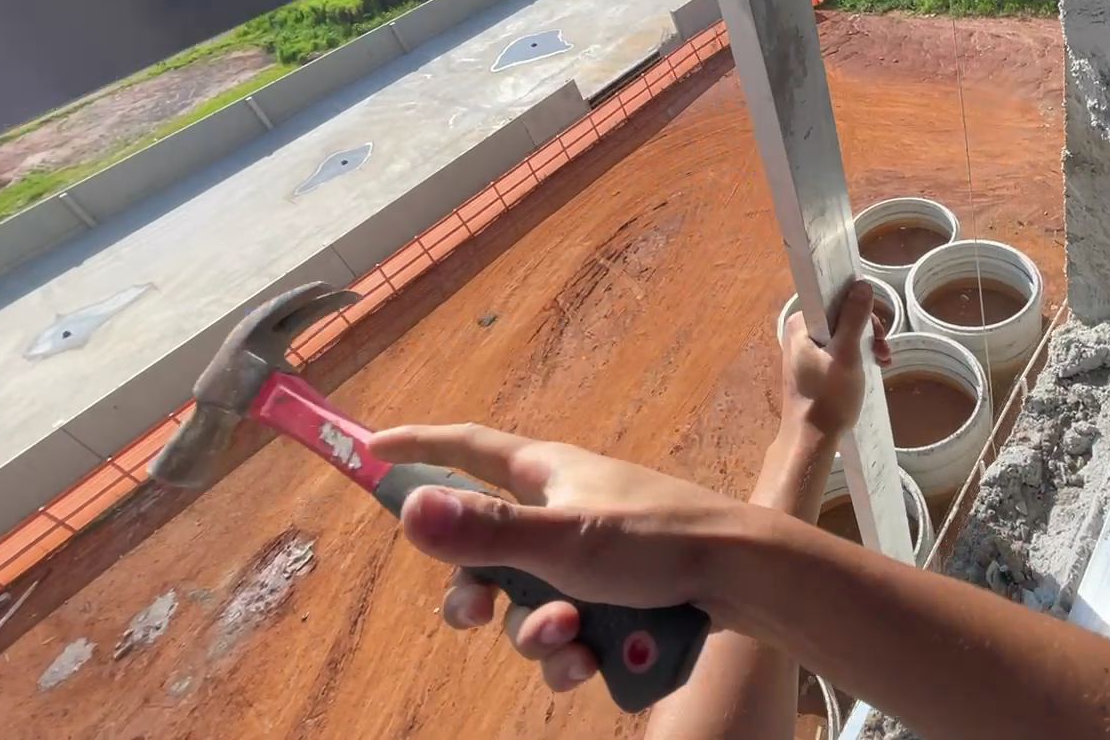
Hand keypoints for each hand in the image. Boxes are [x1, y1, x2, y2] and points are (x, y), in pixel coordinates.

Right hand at [367, 424, 757, 693]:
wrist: (737, 573)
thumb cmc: (653, 539)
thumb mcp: (564, 541)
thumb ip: (487, 532)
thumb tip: (408, 508)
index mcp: (548, 473)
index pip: (470, 447)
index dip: (420, 445)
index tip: (372, 448)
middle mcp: (563, 504)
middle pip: (488, 546)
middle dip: (475, 590)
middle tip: (476, 615)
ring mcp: (589, 549)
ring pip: (527, 597)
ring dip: (535, 631)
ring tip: (571, 640)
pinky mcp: (613, 588)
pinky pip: (567, 622)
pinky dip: (571, 647)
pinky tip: (591, 664)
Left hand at [781, 280, 891, 439]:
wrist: (812, 440)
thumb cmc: (828, 397)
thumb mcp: (847, 354)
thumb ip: (854, 318)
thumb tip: (862, 284)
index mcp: (801, 324)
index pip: (833, 297)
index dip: (858, 305)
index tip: (876, 325)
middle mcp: (800, 332)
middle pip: (841, 315)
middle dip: (866, 329)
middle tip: (882, 348)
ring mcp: (806, 350)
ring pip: (843, 333)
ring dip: (866, 343)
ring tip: (883, 360)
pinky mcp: (813, 366)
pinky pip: (839, 349)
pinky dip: (857, 355)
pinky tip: (874, 366)